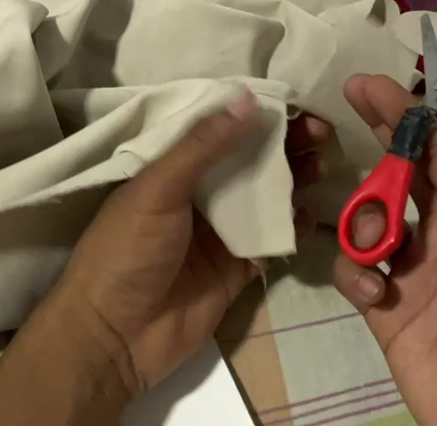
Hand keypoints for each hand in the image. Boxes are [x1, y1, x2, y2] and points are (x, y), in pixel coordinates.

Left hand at [0, 92, 332, 423]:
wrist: (113, 338)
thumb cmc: (127, 250)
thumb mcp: (158, 187)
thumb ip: (203, 145)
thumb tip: (245, 97)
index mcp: (174, 165)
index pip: (221, 127)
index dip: (255, 112)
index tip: (294, 100)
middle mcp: (201, 191)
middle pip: (250, 158)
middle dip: (284, 142)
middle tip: (321, 132)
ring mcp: (220, 230)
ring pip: (266, 194)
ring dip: (293, 178)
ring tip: (322, 164)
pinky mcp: (237, 267)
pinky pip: (272, 240)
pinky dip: (294, 225)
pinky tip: (313, 212)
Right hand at [333, 74, 436, 425]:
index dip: (424, 120)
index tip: (393, 89)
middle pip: (409, 167)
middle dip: (385, 126)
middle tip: (357, 89)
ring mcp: (413, 270)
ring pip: (374, 212)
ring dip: (366, 212)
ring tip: (380, 245)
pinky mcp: (386, 309)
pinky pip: (355, 272)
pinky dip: (355, 273)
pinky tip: (377, 296)